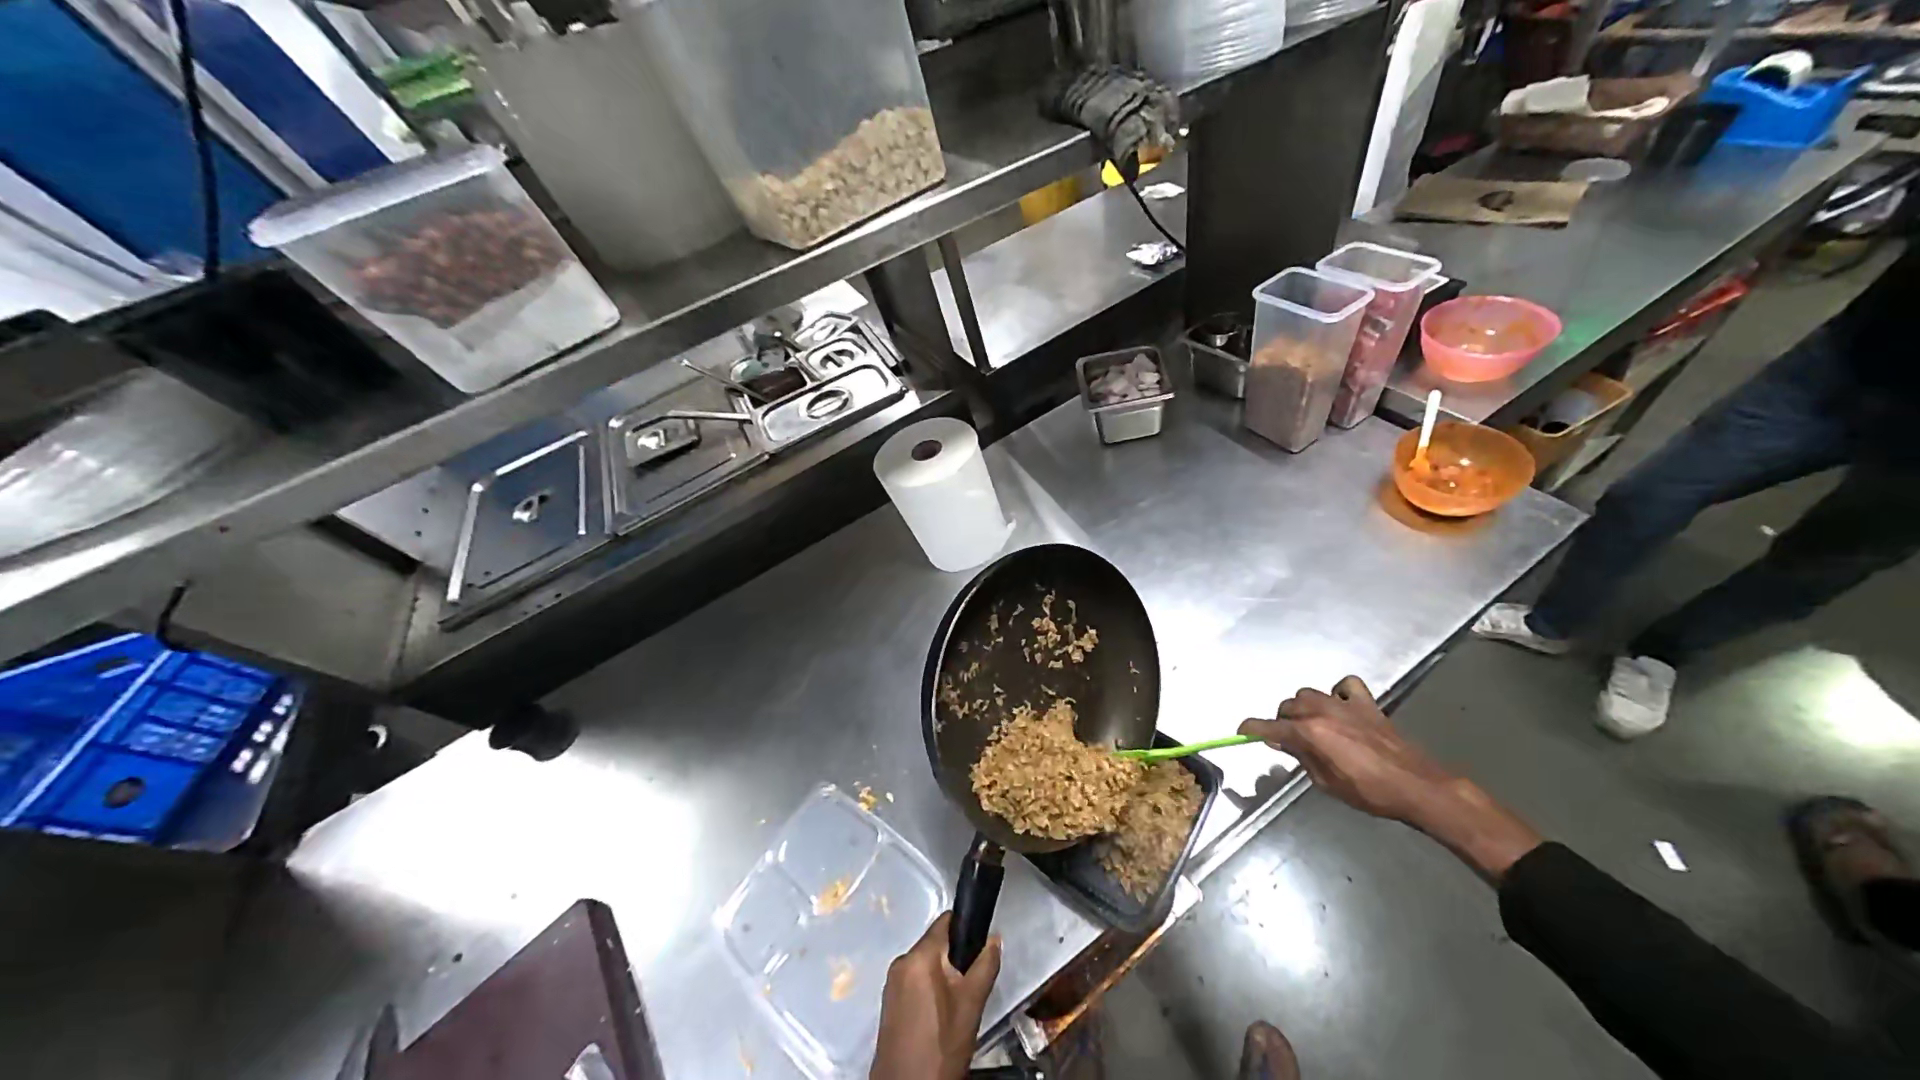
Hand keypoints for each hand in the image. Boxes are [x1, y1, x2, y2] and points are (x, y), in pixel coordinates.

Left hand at [870, 913, 1001, 1079]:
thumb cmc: (942, 1045)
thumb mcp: (972, 1004)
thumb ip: (985, 966)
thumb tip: (993, 938)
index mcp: (918, 957)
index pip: (944, 922)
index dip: (965, 927)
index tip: (980, 942)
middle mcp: (900, 962)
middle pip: (935, 944)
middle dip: (955, 958)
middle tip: (972, 982)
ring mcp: (892, 983)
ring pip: (926, 964)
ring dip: (944, 975)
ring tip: (960, 1001)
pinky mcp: (890, 1001)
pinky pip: (915, 981)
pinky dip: (930, 988)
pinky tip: (942, 1012)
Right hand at [1238, 676, 1456, 822]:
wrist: (1417, 787)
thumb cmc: (1369, 792)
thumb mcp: (1325, 782)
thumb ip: (1301, 757)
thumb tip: (1281, 743)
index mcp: (1308, 733)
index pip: (1268, 726)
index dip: (1252, 729)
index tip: (1243, 732)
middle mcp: (1321, 712)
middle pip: (1287, 706)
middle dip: (1281, 721)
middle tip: (1288, 739)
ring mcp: (1344, 704)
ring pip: (1309, 694)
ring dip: (1304, 707)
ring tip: (1311, 723)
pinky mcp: (1367, 704)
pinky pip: (1344, 685)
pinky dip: (1337, 692)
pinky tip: (1340, 706)